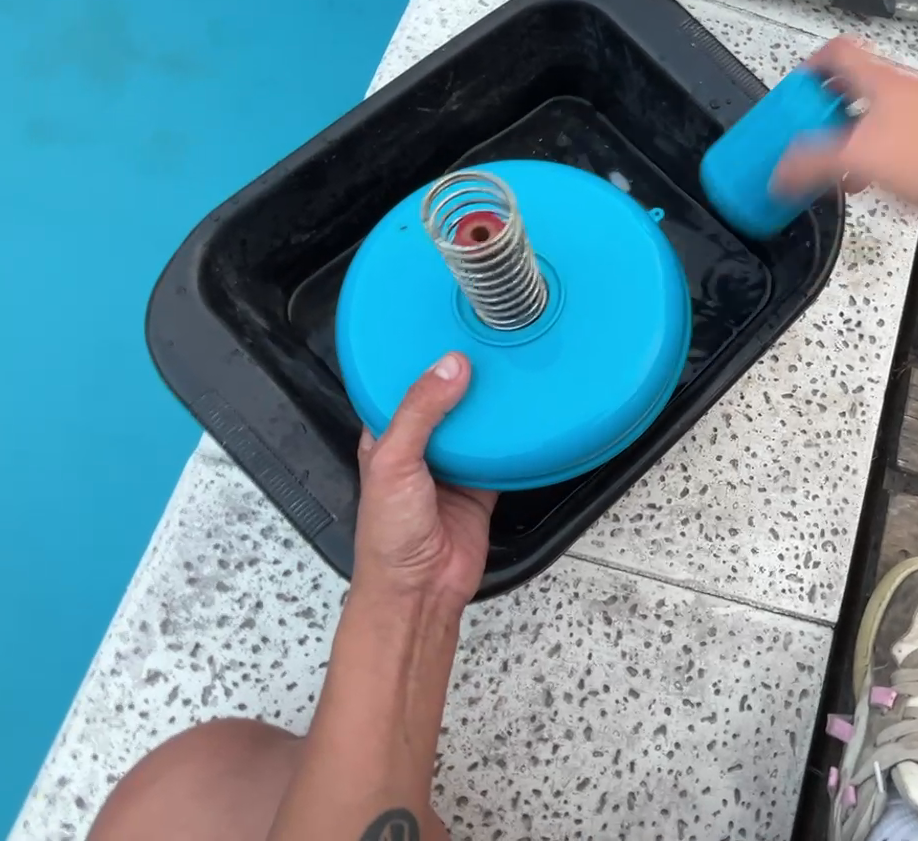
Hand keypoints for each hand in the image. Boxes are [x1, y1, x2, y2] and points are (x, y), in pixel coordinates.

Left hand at [353, 352, 495, 605]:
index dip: (422, 358)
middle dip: (466, 374)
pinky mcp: (483, 483)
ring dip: (493, 402)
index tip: (447, 328)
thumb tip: (451, 366)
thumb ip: (420, 413)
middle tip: (491, 341)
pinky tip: (529, 412)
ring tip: (513, 365)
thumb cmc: (389, 535)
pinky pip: (503, 451)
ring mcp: (454, 464)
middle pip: (447, 399)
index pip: (404, 385)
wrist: (422, 588)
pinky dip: (516, 436)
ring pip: (478, 422)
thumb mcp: (395, 464)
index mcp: (388, 436)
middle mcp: (421, 446)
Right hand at [770, 37, 917, 246]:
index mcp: (886, 83)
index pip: (839, 51)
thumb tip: (780, 172)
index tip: (794, 91)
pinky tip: (861, 182)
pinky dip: (867, 156)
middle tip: (803, 131)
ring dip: (844, 136)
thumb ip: (812, 162)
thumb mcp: (858, 160)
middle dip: (823, 109)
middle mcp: (905, 92)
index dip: (810, 66)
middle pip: (852, 85)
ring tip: (827, 162)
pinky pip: (888, 141)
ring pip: (870, 115)